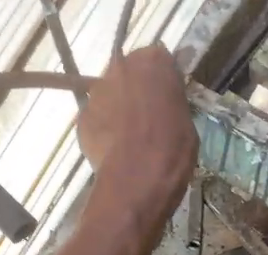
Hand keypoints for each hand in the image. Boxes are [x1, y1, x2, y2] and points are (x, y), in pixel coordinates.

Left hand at [78, 44, 196, 238]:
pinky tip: (113, 154)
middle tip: (145, 122)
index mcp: (154, 61)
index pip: (158, 62)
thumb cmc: (172, 151)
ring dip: (116, 112)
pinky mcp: (82, 118)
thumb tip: (163, 109)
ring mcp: (97, 92)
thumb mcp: (186, 123)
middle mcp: (121, 67)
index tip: (164, 102)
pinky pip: (96, 122)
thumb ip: (171, 105)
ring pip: (109, 97)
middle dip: (135, 94)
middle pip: (128, 76)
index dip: (161, 84)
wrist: (138, 179)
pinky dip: (103, 133)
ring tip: (127, 142)